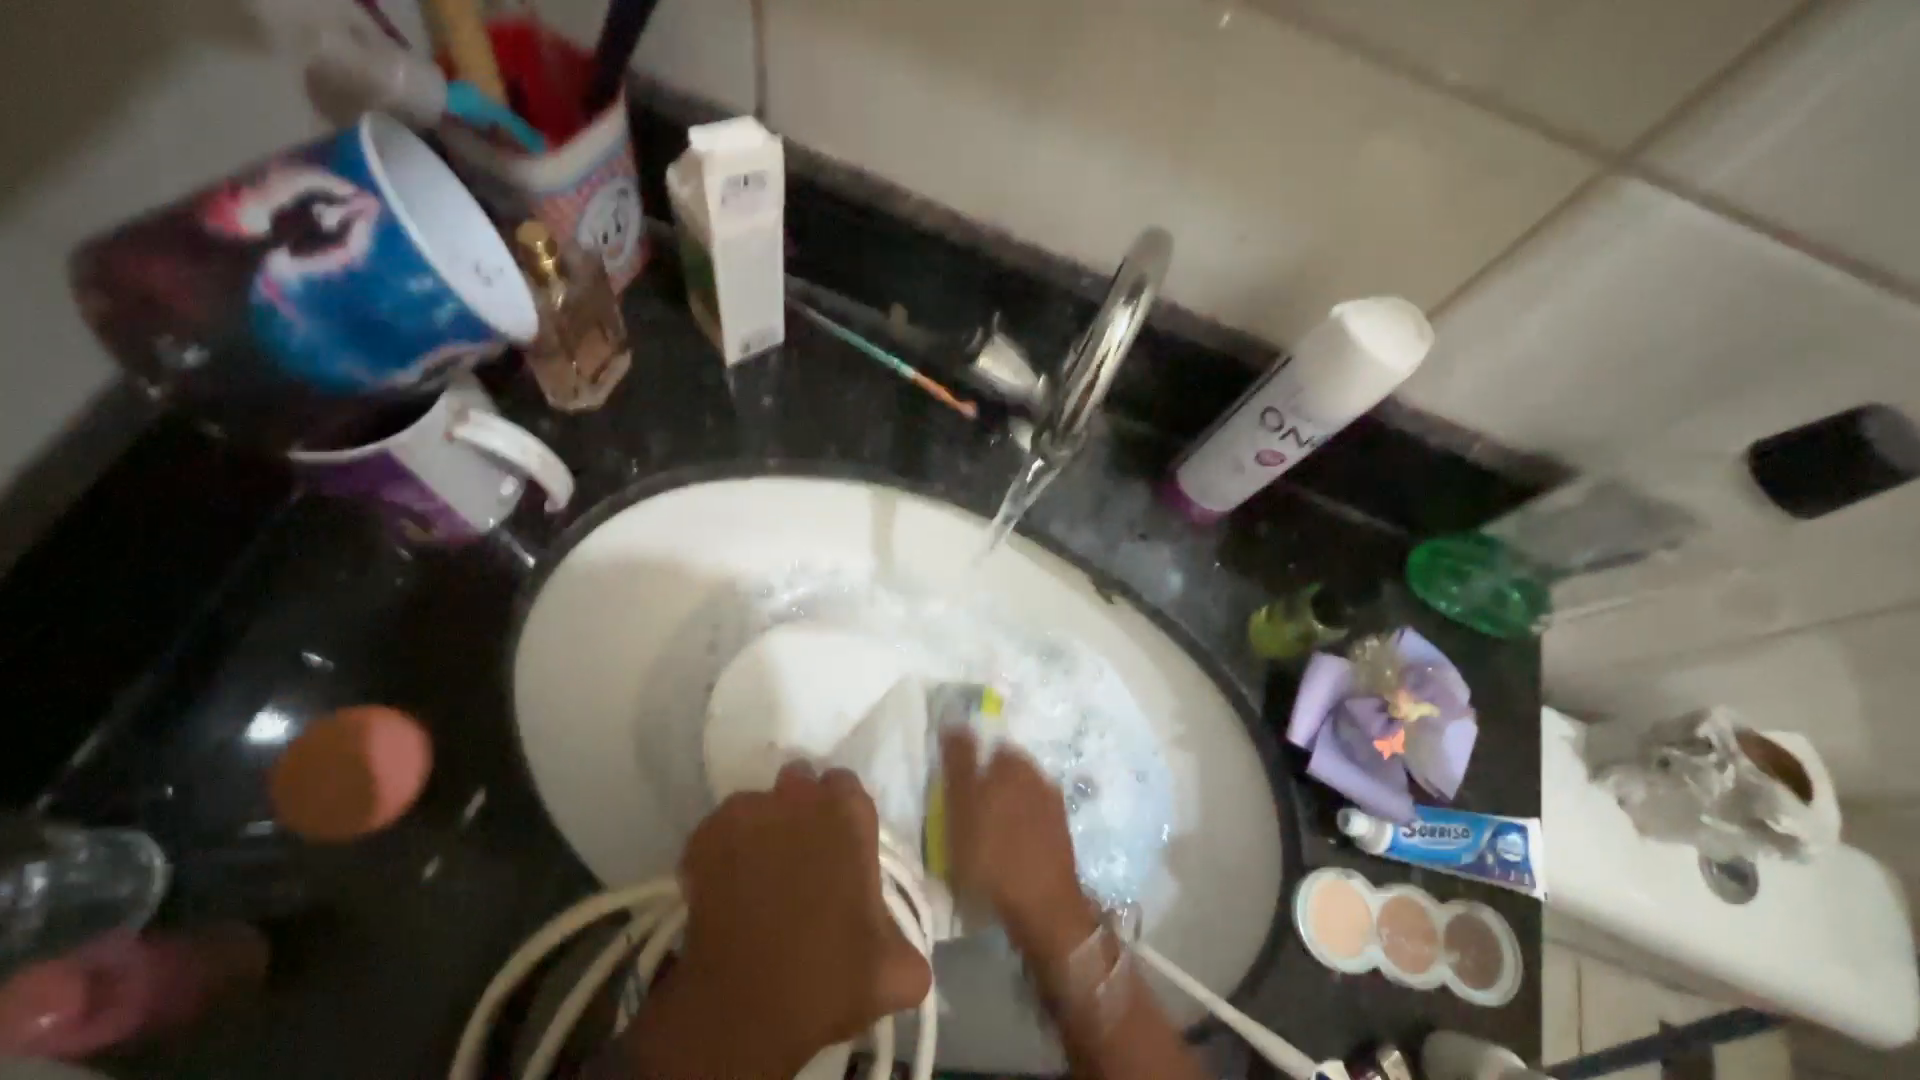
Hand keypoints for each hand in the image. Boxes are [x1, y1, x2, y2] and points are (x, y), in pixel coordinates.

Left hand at [638, 763, 930, 1077]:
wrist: (746, 1011)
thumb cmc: (831, 979)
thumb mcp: (898, 970)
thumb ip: (906, 940)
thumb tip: (900, 941)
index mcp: (848, 815)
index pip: (847, 787)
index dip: (843, 816)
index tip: (841, 847)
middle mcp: (797, 799)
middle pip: (800, 784)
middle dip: (801, 809)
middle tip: (803, 856)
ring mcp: (745, 814)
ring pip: (757, 805)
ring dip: (763, 828)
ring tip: (760, 874)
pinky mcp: (702, 839)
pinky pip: (719, 830)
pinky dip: (724, 849)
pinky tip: (728, 886)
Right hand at [939, 726, 1098, 966]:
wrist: (1042, 904)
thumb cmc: (992, 854)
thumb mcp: (961, 806)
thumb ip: (958, 762)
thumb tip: (955, 721)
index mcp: (1012, 762)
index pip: (988, 744)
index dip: (971, 759)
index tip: (956, 782)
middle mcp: (1038, 774)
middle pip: (1007, 768)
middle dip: (989, 780)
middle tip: (966, 808)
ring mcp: (1054, 803)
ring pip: (1022, 792)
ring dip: (1006, 803)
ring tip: (986, 829)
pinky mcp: (1061, 831)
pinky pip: (1034, 816)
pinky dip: (1020, 824)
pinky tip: (1009, 844)